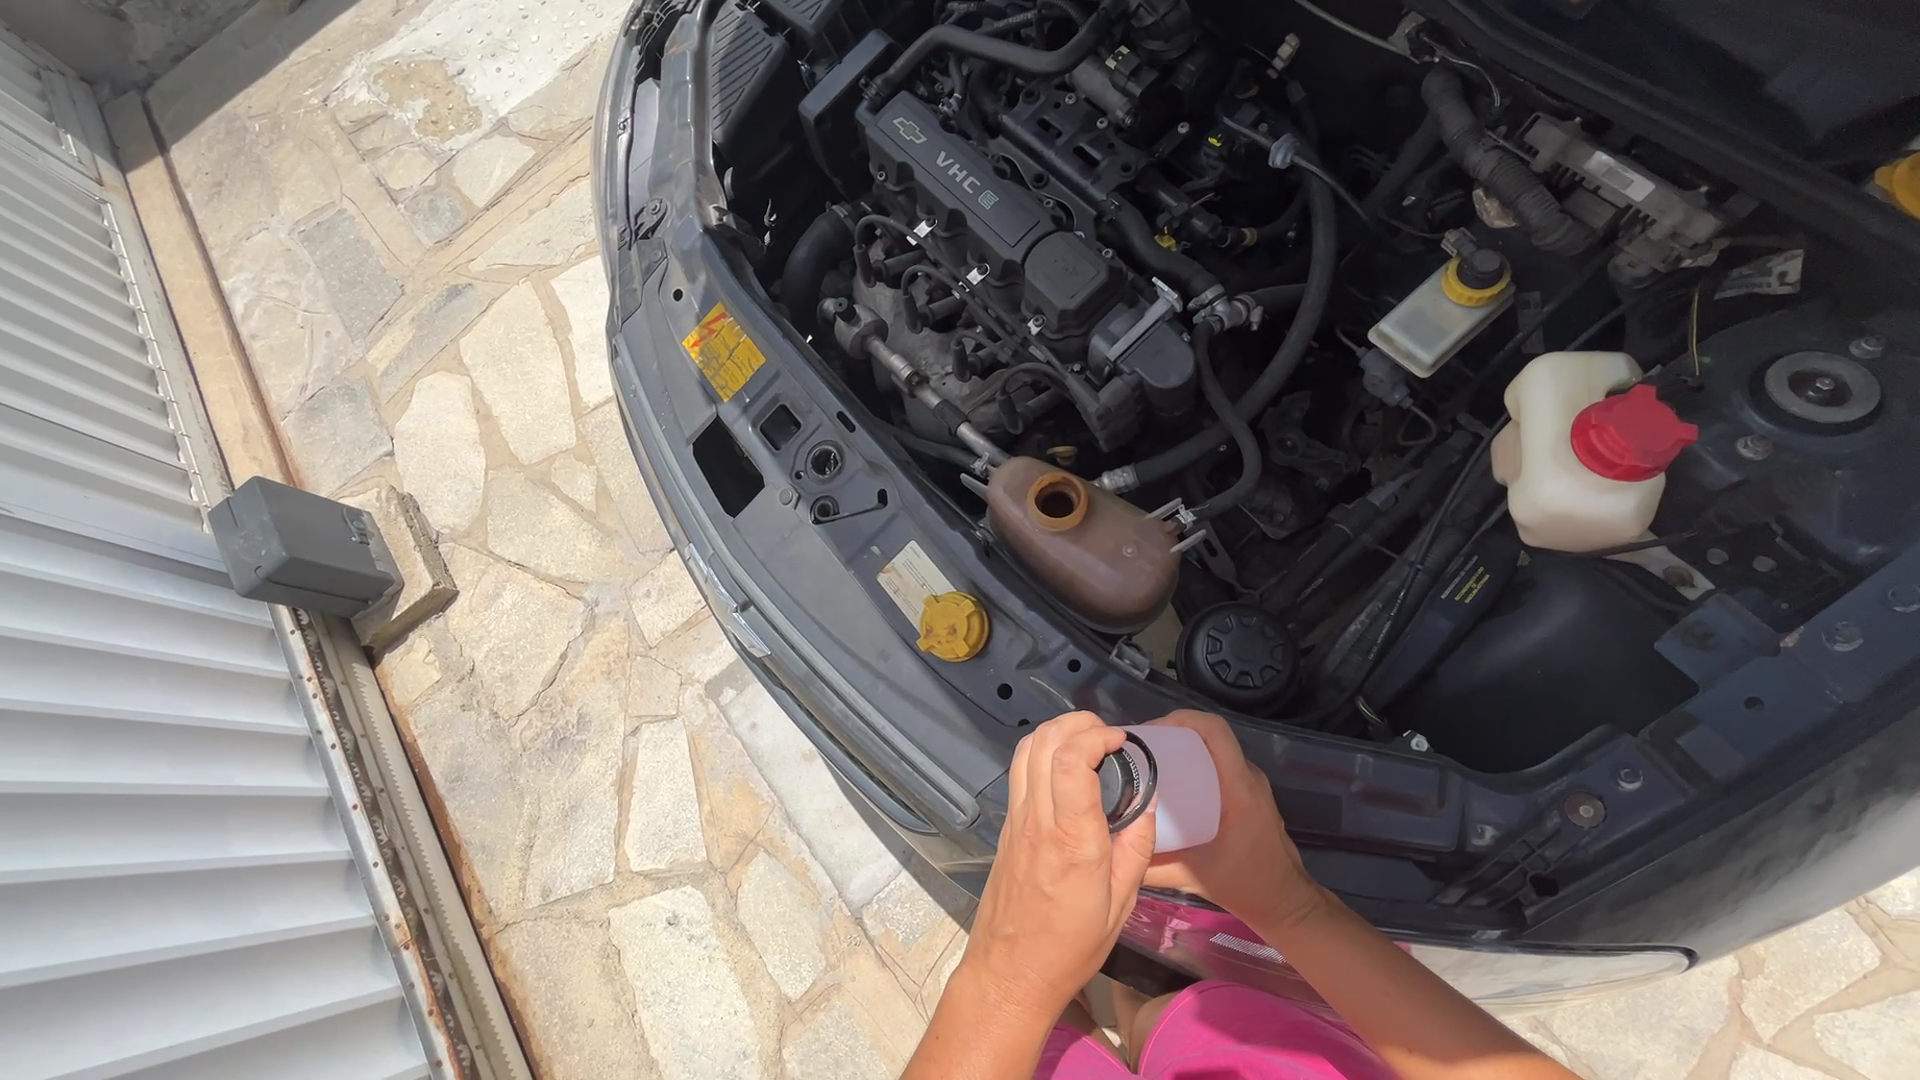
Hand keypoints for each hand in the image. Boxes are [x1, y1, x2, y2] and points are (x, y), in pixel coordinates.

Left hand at [959, 711, 1156, 1018]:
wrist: (1009, 973)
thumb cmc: (1069, 947)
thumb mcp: (1121, 905)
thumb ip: (1136, 849)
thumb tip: (1147, 803)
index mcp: (1072, 840)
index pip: (1072, 762)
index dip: (1096, 736)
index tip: (1121, 740)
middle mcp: (1038, 819)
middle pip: (1045, 743)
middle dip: (1077, 723)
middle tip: (1105, 732)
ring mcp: (1016, 819)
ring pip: (1026, 751)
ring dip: (1055, 731)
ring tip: (1085, 738)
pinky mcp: (1006, 825)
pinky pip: (1020, 771)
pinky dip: (1042, 751)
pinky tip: (1063, 764)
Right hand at [1141, 710, 1325, 933]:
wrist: (1286, 903)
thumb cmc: (1245, 885)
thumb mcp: (1192, 877)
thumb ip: (1150, 865)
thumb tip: (1111, 848)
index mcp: (1238, 788)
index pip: (1215, 732)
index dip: (1182, 720)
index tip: (1150, 731)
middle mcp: (1249, 778)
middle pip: (1212, 735)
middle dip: (1174, 731)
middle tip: (1142, 747)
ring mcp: (1253, 784)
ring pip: (1218, 748)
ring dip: (1187, 745)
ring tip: (1153, 760)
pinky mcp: (1252, 794)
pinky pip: (1223, 764)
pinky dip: (1199, 761)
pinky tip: (1177, 781)